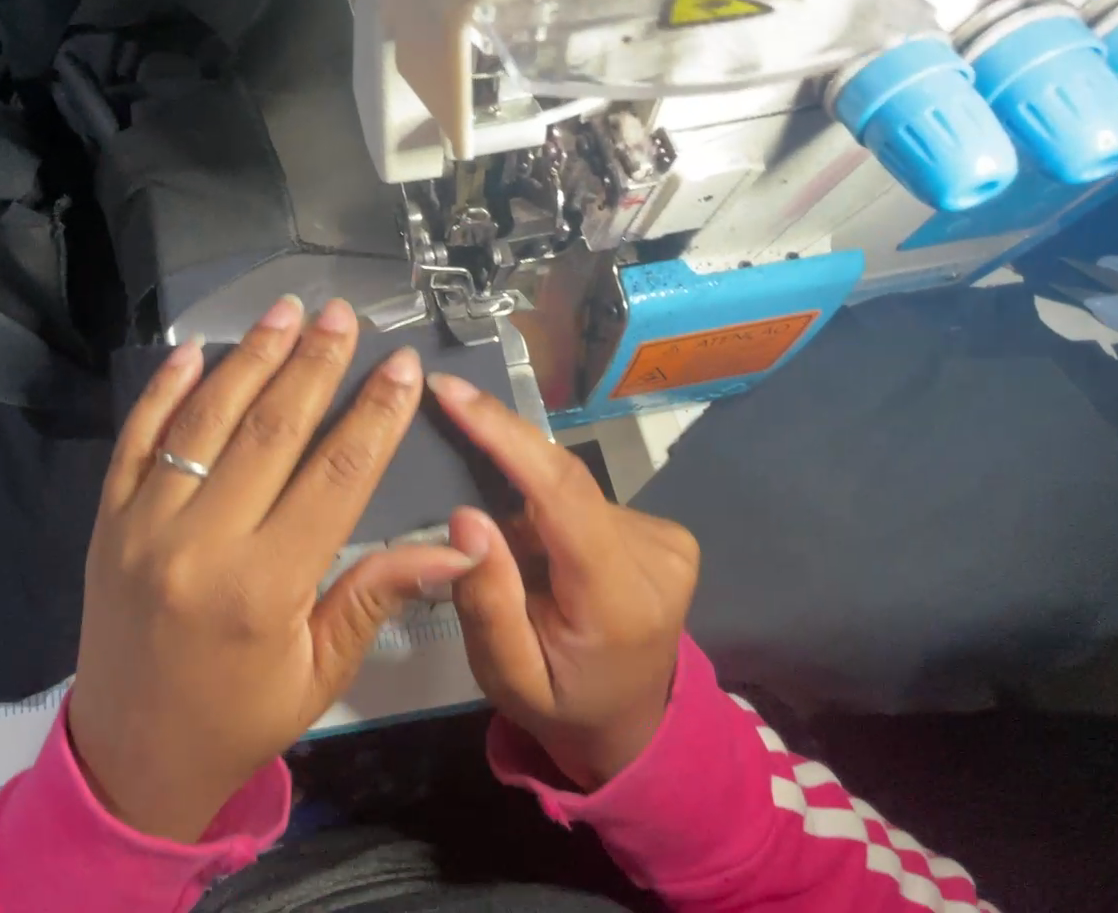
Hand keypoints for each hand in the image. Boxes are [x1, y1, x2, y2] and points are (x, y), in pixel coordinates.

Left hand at [68, 297, 484, 841]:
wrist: (132, 754)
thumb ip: (377, 595)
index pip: (335, 475)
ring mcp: (144, 523)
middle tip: (343, 313)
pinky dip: (164, 390)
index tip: (401, 365)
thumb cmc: (240, 718)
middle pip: (270, 429)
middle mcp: (201, 542)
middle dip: (314, 363)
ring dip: (250, 358)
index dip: (375, 414)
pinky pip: (136, 440)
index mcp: (265, 586)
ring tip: (286, 311)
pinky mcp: (108, 519)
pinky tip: (194, 351)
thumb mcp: (321, 672)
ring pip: (204, 420)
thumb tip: (460, 546)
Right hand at [429, 374, 699, 791]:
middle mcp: (658, 555)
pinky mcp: (664, 532)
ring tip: (509, 561)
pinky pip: (582, 501)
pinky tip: (541, 556)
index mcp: (619, 597)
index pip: (562, 493)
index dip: (505, 434)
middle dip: (500, 470)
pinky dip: (546, 516)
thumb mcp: (506, 674)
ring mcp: (668, 539)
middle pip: (560, 483)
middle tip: (448, 451)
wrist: (631, 725)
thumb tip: (466, 513)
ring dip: (524, 508)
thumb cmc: (561, 705)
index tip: (450, 391)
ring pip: (567, 490)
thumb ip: (486, 600)